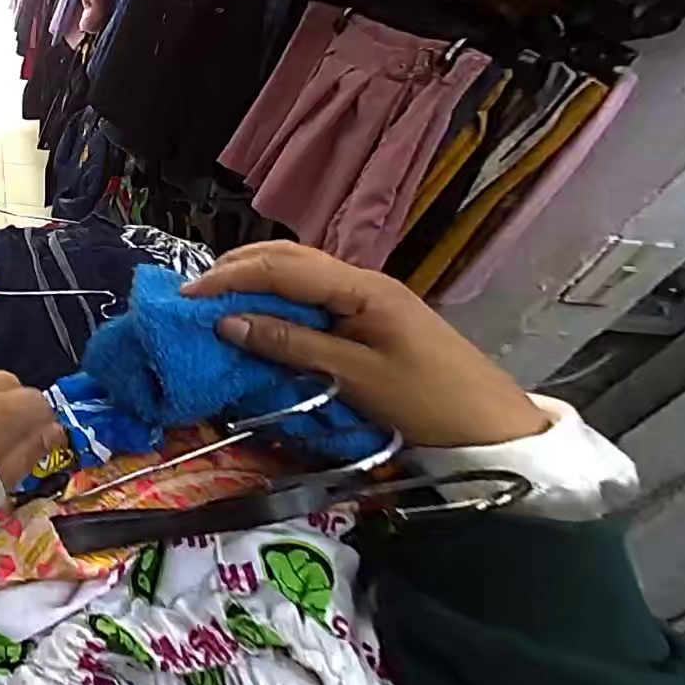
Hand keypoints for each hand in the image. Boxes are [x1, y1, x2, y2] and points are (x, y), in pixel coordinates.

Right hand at [183, 241, 547, 447]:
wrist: (494, 427)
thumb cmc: (428, 401)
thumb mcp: (355, 376)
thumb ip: (291, 344)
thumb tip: (228, 323)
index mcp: (359, 286)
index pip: (282, 268)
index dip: (232, 278)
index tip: (190, 295)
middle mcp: (359, 278)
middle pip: (288, 256)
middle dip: (239, 266)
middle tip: (197, 290)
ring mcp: (364, 292)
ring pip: (298, 269)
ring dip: (256, 276)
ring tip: (219, 295)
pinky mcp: (366, 312)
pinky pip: (311, 292)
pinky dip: (277, 295)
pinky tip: (261, 311)